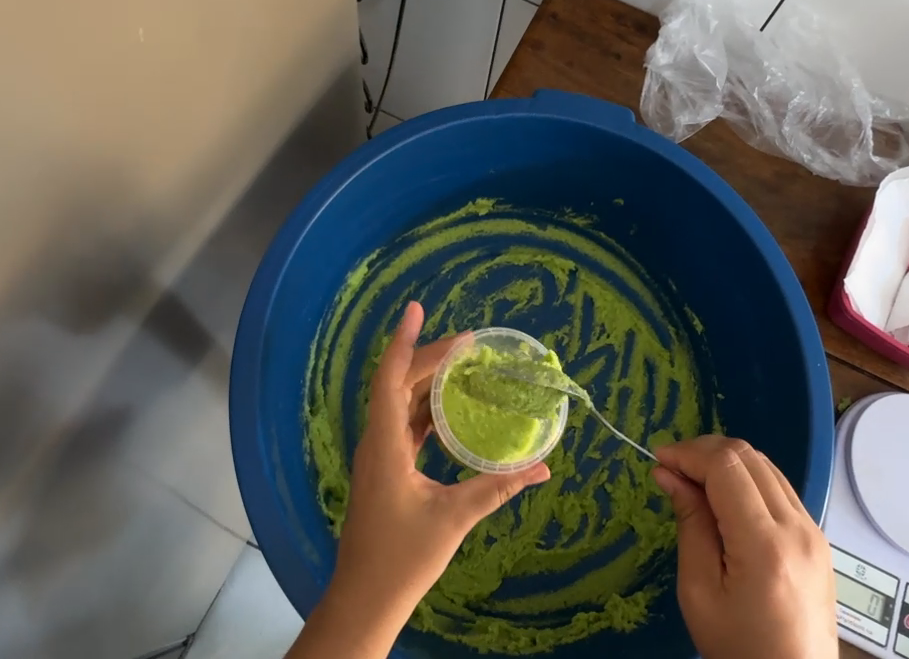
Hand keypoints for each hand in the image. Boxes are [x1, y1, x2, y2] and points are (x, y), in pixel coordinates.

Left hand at [291, 302, 549, 658]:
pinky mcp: (387, 468)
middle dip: (429, 356)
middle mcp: (377, 440)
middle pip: (398, 383)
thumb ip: (498, 487)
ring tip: (463, 361)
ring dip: (427, 379)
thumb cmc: (403, 556)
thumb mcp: (455, 517)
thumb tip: (543, 467)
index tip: (417, 309)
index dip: (405, 341)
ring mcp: (380, 454)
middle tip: (469, 341)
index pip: (390, 378)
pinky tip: (452, 405)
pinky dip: (427, 406)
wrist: (365, 598)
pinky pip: (405, 422)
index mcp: (385, 444)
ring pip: (400, 401)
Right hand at [653, 436, 838, 658]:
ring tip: (694, 480)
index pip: (726, 466)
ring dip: (726, 461)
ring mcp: (813, 530)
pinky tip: (725, 497)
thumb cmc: (738, 648)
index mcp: (765, 544)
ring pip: (765, 465)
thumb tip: (669, 474)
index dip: (689, 453)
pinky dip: (747, 478)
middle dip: (704, 451)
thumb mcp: (699, 592)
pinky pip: (779, 487)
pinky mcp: (818, 538)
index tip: (659, 461)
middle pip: (747, 456)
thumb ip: (690, 525)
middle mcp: (797, 527)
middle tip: (673, 468)